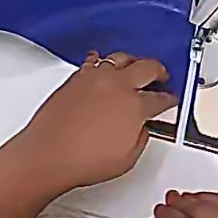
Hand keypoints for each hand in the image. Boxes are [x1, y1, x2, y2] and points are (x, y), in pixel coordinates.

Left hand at [3, 52, 176, 196]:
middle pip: (147, 67)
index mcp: (136, 106)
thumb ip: (140, 138)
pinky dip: (103, 61)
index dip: (169, 99)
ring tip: (136, 66)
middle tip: (161, 75)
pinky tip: (103, 64)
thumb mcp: (127, 159)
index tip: (169, 100)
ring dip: (133, 61)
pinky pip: (95, 60)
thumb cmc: (82, 159)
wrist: (48, 155)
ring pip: (122, 57)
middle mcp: (118, 86)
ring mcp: (96, 78)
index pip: (161, 98)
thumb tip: (141, 129)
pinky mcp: (77, 77)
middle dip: (159, 71)